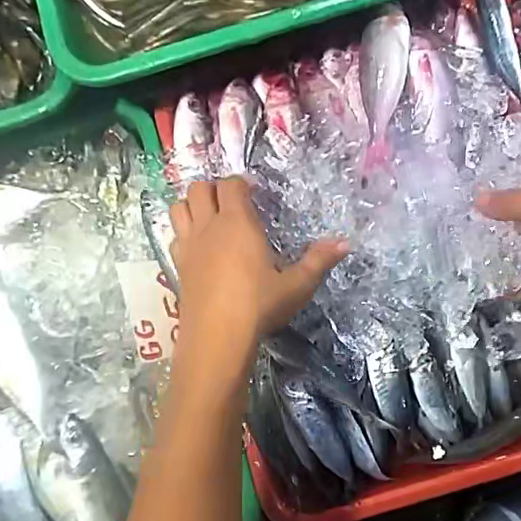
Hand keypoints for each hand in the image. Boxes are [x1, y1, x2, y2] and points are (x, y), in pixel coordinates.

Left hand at [169, 178, 347, 363]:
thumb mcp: (298, 285)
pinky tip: (200, 245)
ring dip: (193, 204)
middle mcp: (208, 227)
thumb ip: (319, 260)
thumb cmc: (260, 305)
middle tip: (233, 201)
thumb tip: (346, 243)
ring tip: (211, 216)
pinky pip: (175, 235)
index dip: (242, 183)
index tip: (255, 191)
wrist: (218, 337)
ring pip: (179, 207)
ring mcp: (188, 246)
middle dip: (215, 188)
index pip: (231, 185)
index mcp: (238, 224)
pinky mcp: (177, 266)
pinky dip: (184, 230)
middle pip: (199, 189)